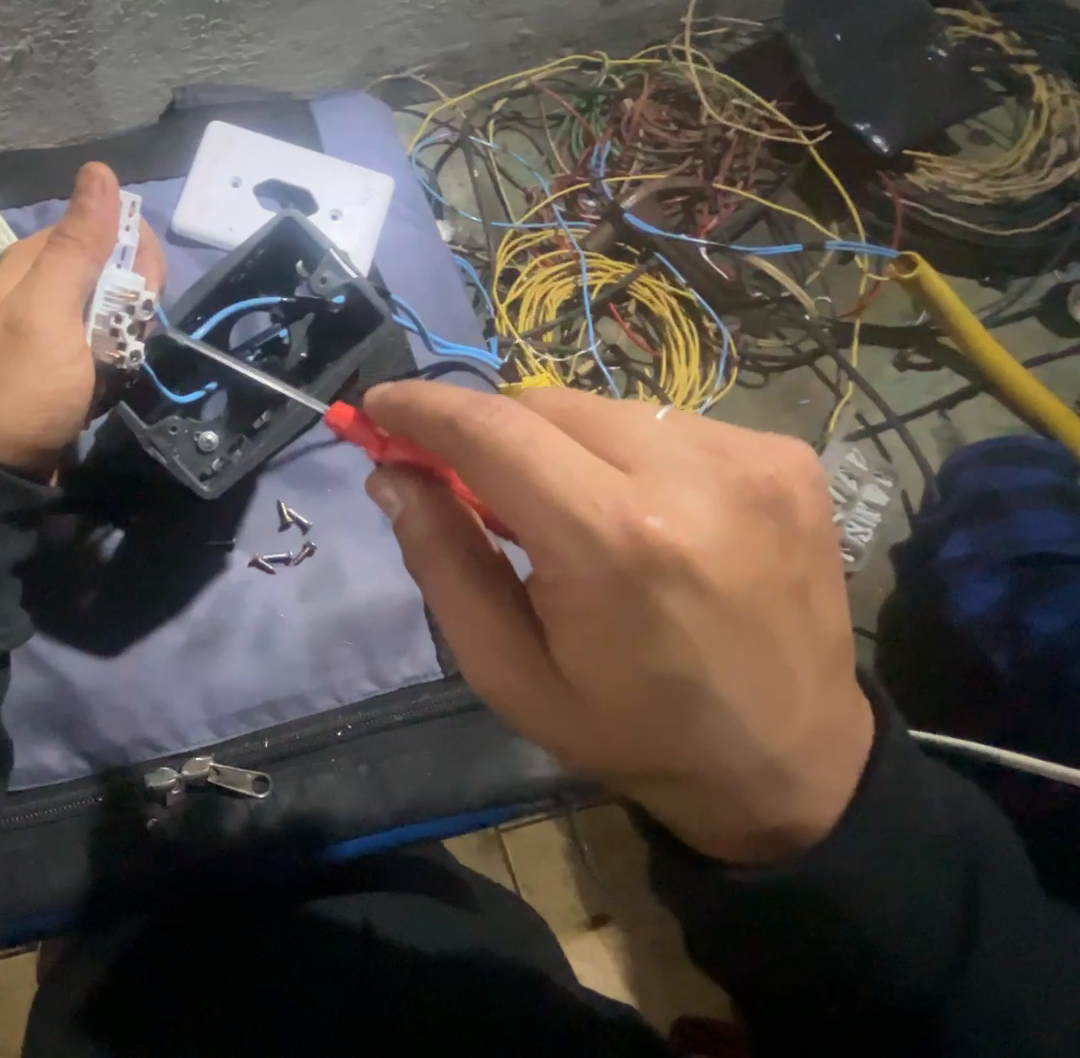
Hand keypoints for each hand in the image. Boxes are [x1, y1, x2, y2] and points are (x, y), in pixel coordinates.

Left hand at [0, 162, 165, 475]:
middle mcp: (40, 291)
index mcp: (30, 267)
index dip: (131, 251)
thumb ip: (76, 245)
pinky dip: (114, 361)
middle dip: (131, 300)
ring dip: (127, 334)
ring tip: (118, 366)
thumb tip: (100, 170)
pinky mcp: (63, 366)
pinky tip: (110, 381)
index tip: (146, 289)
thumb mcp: (48, 311)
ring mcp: (52, 331)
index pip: (97, 229)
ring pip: (110, 311)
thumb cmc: (25, 388)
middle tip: (127, 339)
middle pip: (107, 271)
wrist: (4, 468)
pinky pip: (103, 347)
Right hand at [363, 383, 872, 864]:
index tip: (376, 406)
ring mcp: (751, 457)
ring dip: (543, 441)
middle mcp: (693, 475)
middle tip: (447, 475)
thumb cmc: (625, 728)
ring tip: (542, 504)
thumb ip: (441, 561)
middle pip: (540, 405)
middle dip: (479, 431)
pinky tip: (616, 507)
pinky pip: (655, 422)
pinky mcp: (784, 455)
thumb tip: (392, 477)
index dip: (423, 410)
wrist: (791, 762)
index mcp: (614, 542)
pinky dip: (607, 450)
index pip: (493, 434)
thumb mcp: (503, 667)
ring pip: (595, 407)